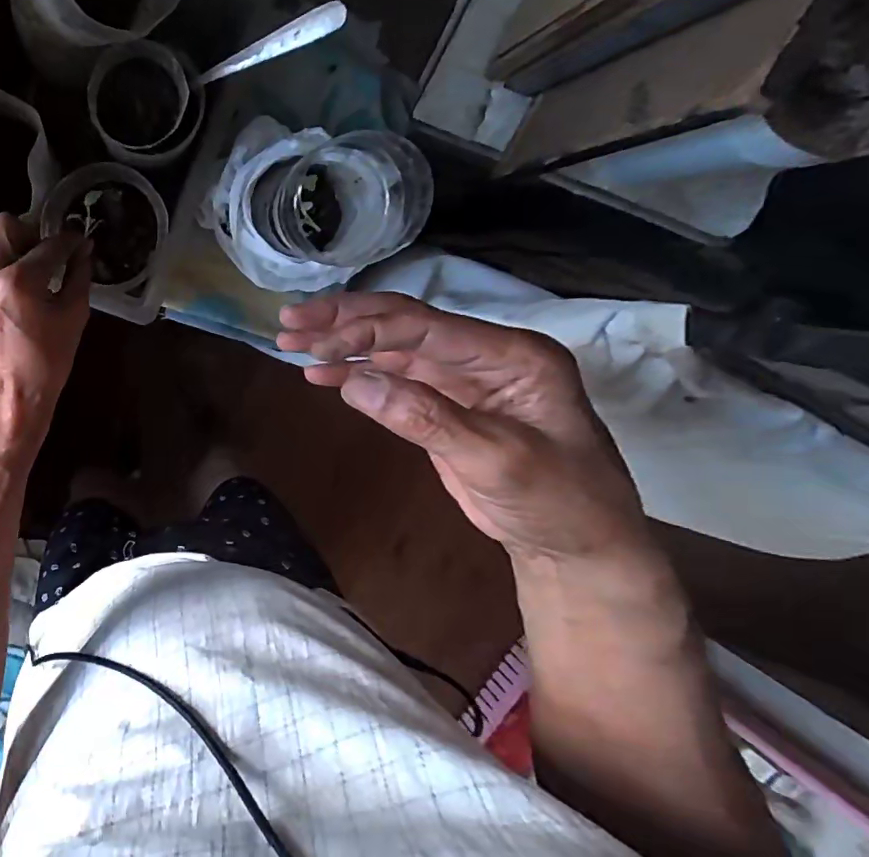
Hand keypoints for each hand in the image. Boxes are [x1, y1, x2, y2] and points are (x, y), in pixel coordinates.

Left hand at [0, 215, 91, 444]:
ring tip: (28, 283)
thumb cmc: (49, 360)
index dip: (68, 240)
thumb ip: (78, 273)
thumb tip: (83, 248)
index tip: (77, 241)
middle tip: (44, 256)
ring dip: (12, 256)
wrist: (10, 396)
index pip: (48, 244)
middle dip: (29, 234)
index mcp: (18, 281)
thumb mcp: (74, 315)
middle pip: (4, 226)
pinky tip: (10, 302)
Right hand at [278, 292, 651, 565]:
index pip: (425, 326)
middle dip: (344, 320)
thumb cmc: (558, 502)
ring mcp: (462, 377)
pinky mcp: (444, 401)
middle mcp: (484, 354)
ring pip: (390, 346)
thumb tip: (354, 382)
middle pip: (402, 323)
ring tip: (290, 339)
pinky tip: (320, 372)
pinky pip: (391, 375)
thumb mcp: (497, 461)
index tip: (316, 340)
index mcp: (511, 355)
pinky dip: (354, 372)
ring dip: (341, 342)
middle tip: (290, 320)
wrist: (579, 548)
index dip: (366, 328)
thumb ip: (426, 417)